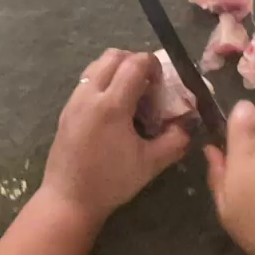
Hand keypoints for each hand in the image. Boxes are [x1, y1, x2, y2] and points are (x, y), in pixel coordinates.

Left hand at [40, 50, 192, 223]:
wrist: (68, 199)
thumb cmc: (111, 182)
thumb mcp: (150, 164)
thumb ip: (175, 140)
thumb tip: (188, 124)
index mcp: (112, 105)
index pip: (135, 64)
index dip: (154, 66)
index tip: (162, 84)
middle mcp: (90, 95)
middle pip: (114, 56)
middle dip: (135, 62)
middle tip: (148, 85)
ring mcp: (74, 100)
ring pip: (97, 65)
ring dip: (117, 69)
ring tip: (131, 94)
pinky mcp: (66, 109)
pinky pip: (86, 80)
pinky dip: (103, 81)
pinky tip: (113, 108)